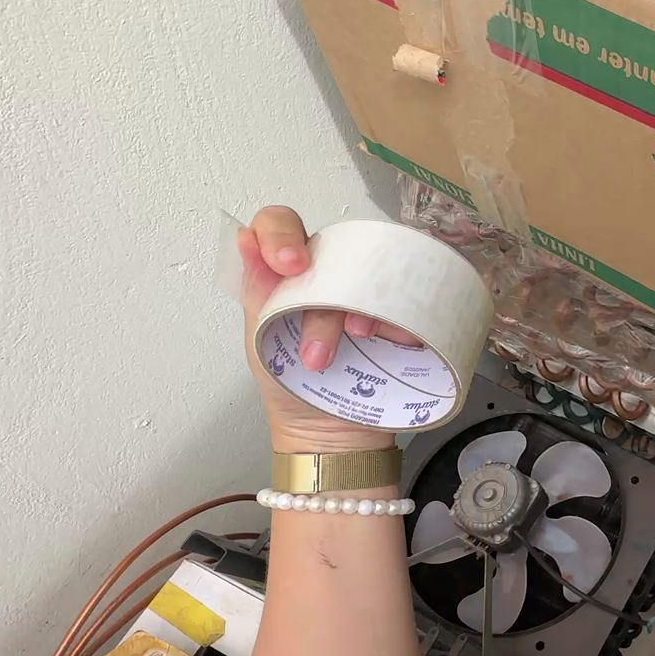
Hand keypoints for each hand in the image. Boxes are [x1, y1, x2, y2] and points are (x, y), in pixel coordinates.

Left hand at [238, 206, 417, 453]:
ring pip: (372, 274)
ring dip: (366, 306)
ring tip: (361, 342)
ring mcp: (367, 293)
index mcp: (287, 274)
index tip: (289, 264)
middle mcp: (329, 274)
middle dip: (329, 296)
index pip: (281, 224)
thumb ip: (256, 290)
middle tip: (326, 344)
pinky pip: (409, 298)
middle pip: (334, 253)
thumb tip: (245, 240)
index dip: (283, 233)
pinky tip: (398, 341)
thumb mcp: (261, 338)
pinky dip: (401, 318)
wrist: (332, 431)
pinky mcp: (400, 313)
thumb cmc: (289, 385)